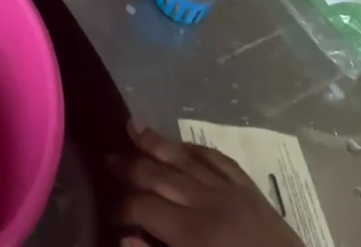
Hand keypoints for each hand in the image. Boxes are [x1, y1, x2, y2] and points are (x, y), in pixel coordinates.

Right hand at [110, 120, 301, 246]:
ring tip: (132, 125)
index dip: (122, 207)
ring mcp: (232, 191)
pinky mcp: (251, 190)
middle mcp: (208, 202)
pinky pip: (218, 159)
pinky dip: (196, 149)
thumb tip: (126, 239)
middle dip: (130, 166)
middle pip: (160, 174)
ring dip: (157, 142)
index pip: (144, 207)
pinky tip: (182, 144)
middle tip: (108, 159)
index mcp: (193, 233)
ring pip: (185, 157)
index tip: (110, 214)